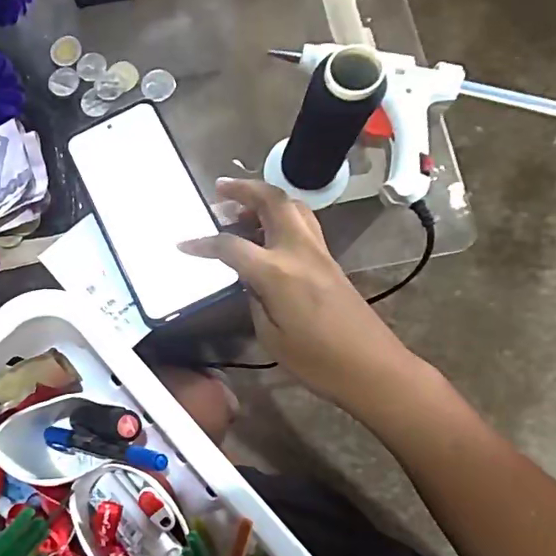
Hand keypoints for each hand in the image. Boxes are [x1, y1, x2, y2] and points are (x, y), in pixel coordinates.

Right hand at [181, 177, 418, 407]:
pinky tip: (269, 234)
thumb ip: (255, 300)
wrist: (372, 367)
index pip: (231, 246)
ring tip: (243, 209)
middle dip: (244, 188)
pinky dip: (283, 216)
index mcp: (277, 272)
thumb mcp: (271, 336)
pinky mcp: (331, 261)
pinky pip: (304, 224)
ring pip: (293, 206)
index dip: (203, 244)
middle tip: (221, 189)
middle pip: (272, 200)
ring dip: (266, 199)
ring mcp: (319, 252)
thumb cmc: (317, 361)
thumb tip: (249, 280)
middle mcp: (299, 250)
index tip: (184, 244)